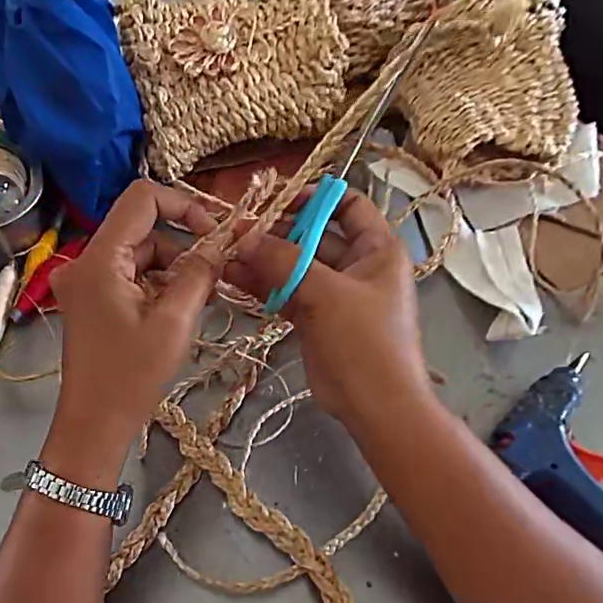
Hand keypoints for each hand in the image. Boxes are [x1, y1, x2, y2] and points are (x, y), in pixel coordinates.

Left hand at [42, 182, 224, 487]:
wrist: (94, 425)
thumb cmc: (132, 377)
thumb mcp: (174, 322)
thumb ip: (199, 274)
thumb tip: (221, 245)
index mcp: (99, 258)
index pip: (142, 198)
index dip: (184, 205)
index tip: (214, 234)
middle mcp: (85, 261)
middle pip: (143, 229)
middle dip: (183, 246)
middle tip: (217, 274)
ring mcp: (85, 282)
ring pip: (140, 254)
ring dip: (173, 269)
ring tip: (202, 299)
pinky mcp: (90, 300)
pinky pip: (130, 276)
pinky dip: (157, 285)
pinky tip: (181, 308)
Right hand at [223, 194, 433, 433]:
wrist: (375, 405)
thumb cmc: (365, 341)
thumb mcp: (327, 293)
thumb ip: (285, 261)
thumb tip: (245, 236)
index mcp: (376, 249)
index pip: (348, 206)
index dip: (314, 197)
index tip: (276, 199)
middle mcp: (357, 266)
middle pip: (313, 236)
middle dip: (276, 233)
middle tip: (236, 230)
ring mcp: (334, 295)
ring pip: (295, 267)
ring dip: (263, 261)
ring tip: (226, 254)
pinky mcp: (315, 319)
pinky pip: (287, 294)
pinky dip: (263, 287)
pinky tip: (233, 278)